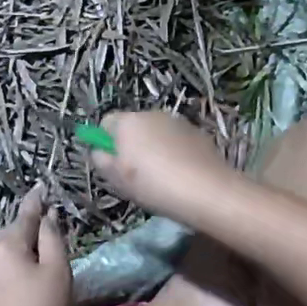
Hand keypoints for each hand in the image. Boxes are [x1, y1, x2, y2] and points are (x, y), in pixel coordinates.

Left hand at [0, 185, 70, 305]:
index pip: (24, 216)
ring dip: (8, 261)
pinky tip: (11, 301)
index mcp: (5, 246)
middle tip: (44, 252)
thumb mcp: (59, 273)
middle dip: (22, 238)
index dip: (35, 203)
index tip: (40, 190)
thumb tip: (46, 215)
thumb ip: (53, 237)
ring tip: (28, 279)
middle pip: (6, 238)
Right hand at [90, 112, 240, 221]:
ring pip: (155, 134)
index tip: (112, 164)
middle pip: (132, 127)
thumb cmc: (153, 185)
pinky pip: (175, 141)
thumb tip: (99, 150)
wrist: (207, 191)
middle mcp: (152, 114)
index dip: (104, 142)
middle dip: (130, 145)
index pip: (105, 122)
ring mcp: (178, 122)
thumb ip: (100, 160)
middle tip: (134, 175)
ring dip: (152, 149)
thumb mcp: (116, 178)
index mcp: (128, 121)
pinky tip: (180, 175)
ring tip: (160, 178)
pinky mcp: (198, 133)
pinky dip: (173, 153)